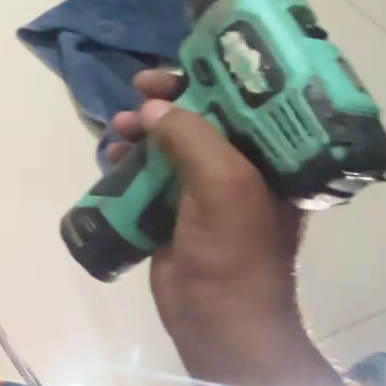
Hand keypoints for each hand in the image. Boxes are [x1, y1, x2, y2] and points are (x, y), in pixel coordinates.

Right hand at [108, 69, 304, 343]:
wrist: (216, 321)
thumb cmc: (236, 250)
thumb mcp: (224, 182)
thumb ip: (190, 136)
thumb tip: (152, 108)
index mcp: (273, 159)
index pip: (247, 101)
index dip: (214, 76)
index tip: (180, 64)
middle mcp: (242, 168)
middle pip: (202, 117)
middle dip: (169, 100)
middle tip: (140, 87)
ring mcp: (205, 191)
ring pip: (171, 143)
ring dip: (144, 130)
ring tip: (119, 129)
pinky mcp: (174, 211)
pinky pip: (150, 173)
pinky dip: (130, 160)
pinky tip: (112, 156)